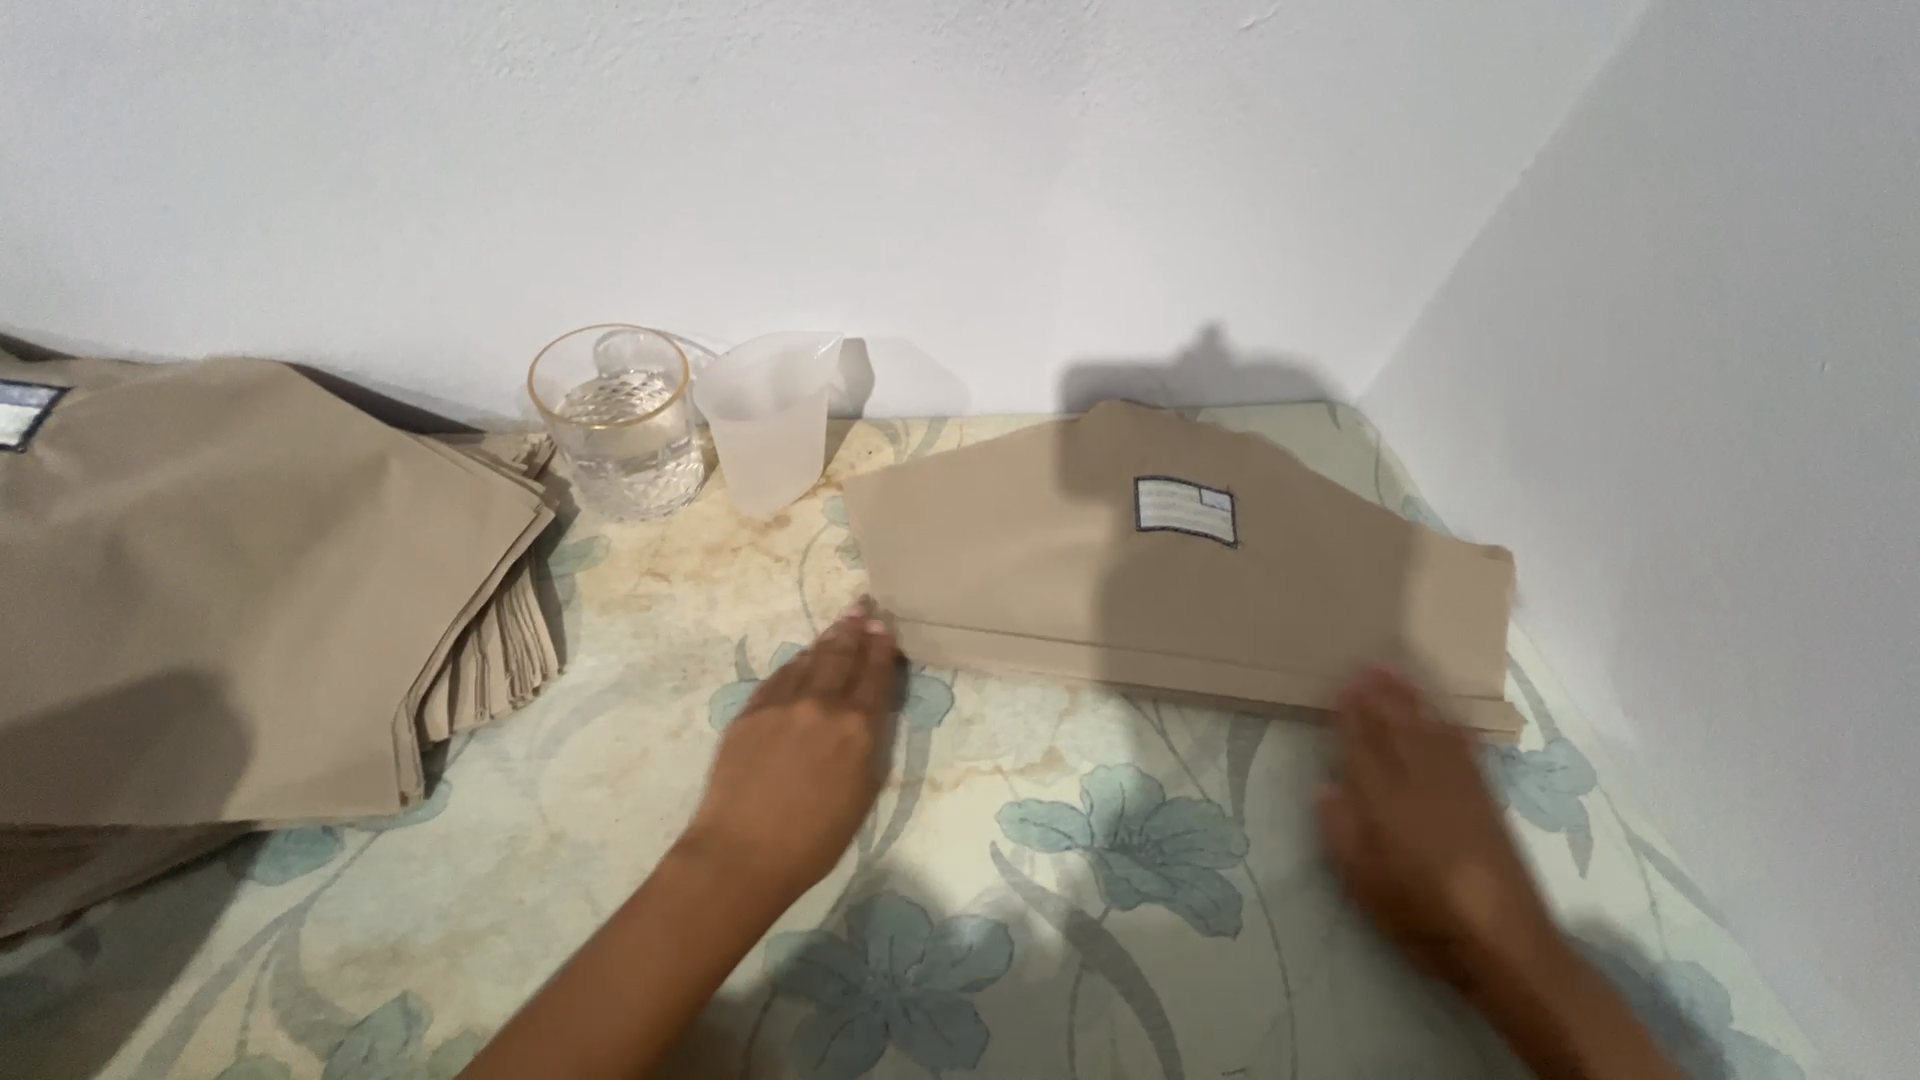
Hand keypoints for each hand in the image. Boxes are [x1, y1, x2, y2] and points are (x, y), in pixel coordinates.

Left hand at [679, 599, 898, 905]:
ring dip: (827, 639)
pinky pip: (778, 676)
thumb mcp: (862, 795)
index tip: (885, 627)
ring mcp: (782, 704)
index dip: (881, 649)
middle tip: (864, 608)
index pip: (875, 677)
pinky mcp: (750, 712)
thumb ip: (868, 746)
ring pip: (809, 660)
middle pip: (842, 657)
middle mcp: (822, 706)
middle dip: (856, 630)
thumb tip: (868, 714)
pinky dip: (796, 662)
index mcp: (857, 729)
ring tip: (840, 622)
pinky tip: (802, 656)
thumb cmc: (813, 841)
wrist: (742, 854)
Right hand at [1317, 666, 1559, 995]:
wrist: (1505, 945)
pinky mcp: (1488, 802)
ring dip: (1414, 700)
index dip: (1351, 716)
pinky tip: (1446, 716)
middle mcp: (1424, 786)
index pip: (1364, 747)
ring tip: (1397, 675)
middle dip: (1382, 696)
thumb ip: (1342, 832)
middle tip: (1366, 666)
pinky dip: (1451, 727)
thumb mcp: (1364, 883)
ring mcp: (1461, 791)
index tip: (1341, 687)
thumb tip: (1325, 788)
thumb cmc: (1422, 916)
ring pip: (1433, 732)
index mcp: (1388, 804)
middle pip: (1399, 730)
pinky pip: (1466, 751)